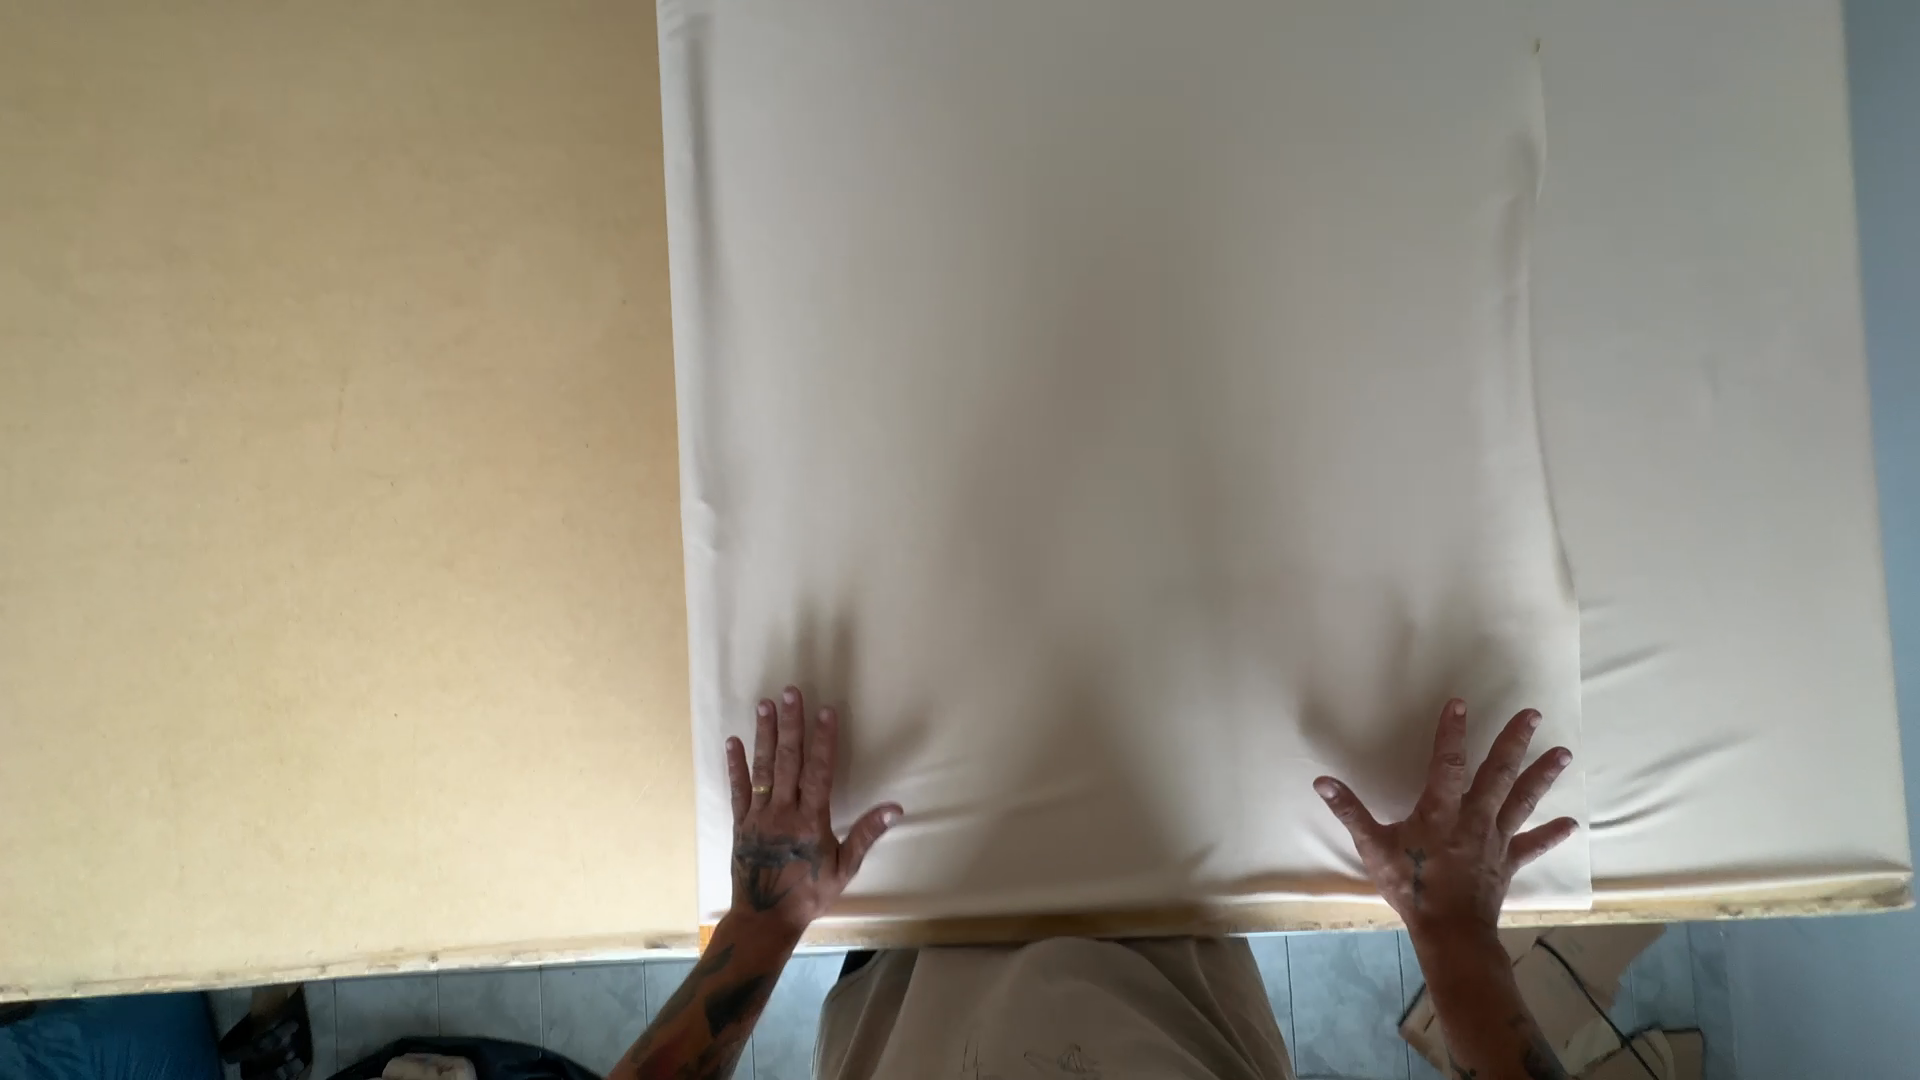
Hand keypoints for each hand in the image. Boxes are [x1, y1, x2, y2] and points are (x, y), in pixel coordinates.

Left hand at [724, 686, 901, 934]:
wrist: (765, 921)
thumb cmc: (810, 894)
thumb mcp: (845, 867)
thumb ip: (867, 834)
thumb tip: (895, 808)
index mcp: (811, 819)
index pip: (820, 771)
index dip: (823, 740)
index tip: (826, 711)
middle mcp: (783, 811)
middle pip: (788, 760)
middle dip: (790, 724)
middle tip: (790, 693)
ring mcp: (759, 816)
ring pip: (763, 769)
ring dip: (764, 735)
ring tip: (765, 705)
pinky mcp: (740, 825)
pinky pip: (738, 791)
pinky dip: (735, 765)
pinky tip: (733, 740)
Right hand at [1313, 698, 1575, 938]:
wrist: (1450, 932)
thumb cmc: (1411, 885)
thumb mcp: (1372, 846)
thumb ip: (1349, 811)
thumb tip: (1321, 780)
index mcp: (1441, 811)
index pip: (1448, 763)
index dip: (1452, 733)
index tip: (1460, 704)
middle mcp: (1474, 818)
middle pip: (1497, 774)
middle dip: (1513, 742)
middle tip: (1531, 714)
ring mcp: (1495, 839)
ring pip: (1522, 801)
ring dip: (1542, 776)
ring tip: (1562, 753)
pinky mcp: (1507, 862)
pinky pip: (1531, 844)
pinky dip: (1551, 834)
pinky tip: (1570, 824)